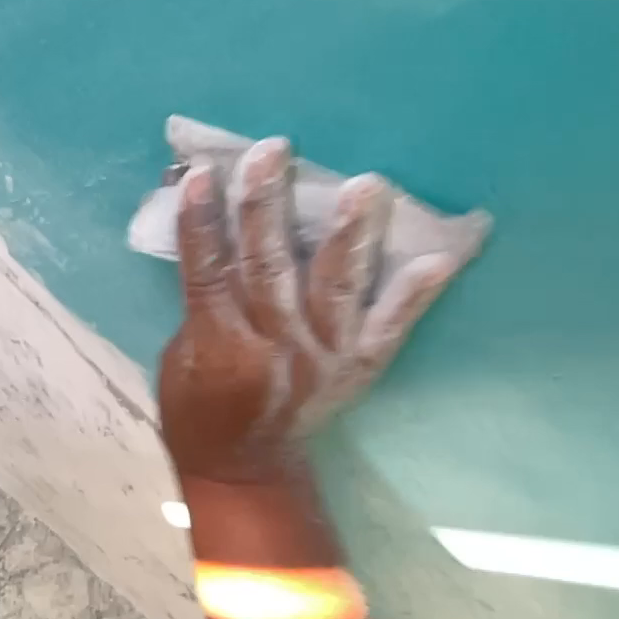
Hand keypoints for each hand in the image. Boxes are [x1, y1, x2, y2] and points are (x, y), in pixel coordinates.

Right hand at [159, 138, 457, 483]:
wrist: (243, 467)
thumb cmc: (196, 415)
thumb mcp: (177, 365)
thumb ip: (201, 314)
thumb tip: (221, 257)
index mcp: (217, 347)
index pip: (206, 274)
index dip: (201, 224)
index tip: (200, 175)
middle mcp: (271, 345)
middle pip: (267, 268)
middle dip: (265, 208)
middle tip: (274, 151)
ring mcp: (321, 355)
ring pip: (335, 287)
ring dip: (348, 236)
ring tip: (366, 185)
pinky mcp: (358, 366)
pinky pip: (390, 327)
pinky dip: (415, 293)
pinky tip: (442, 256)